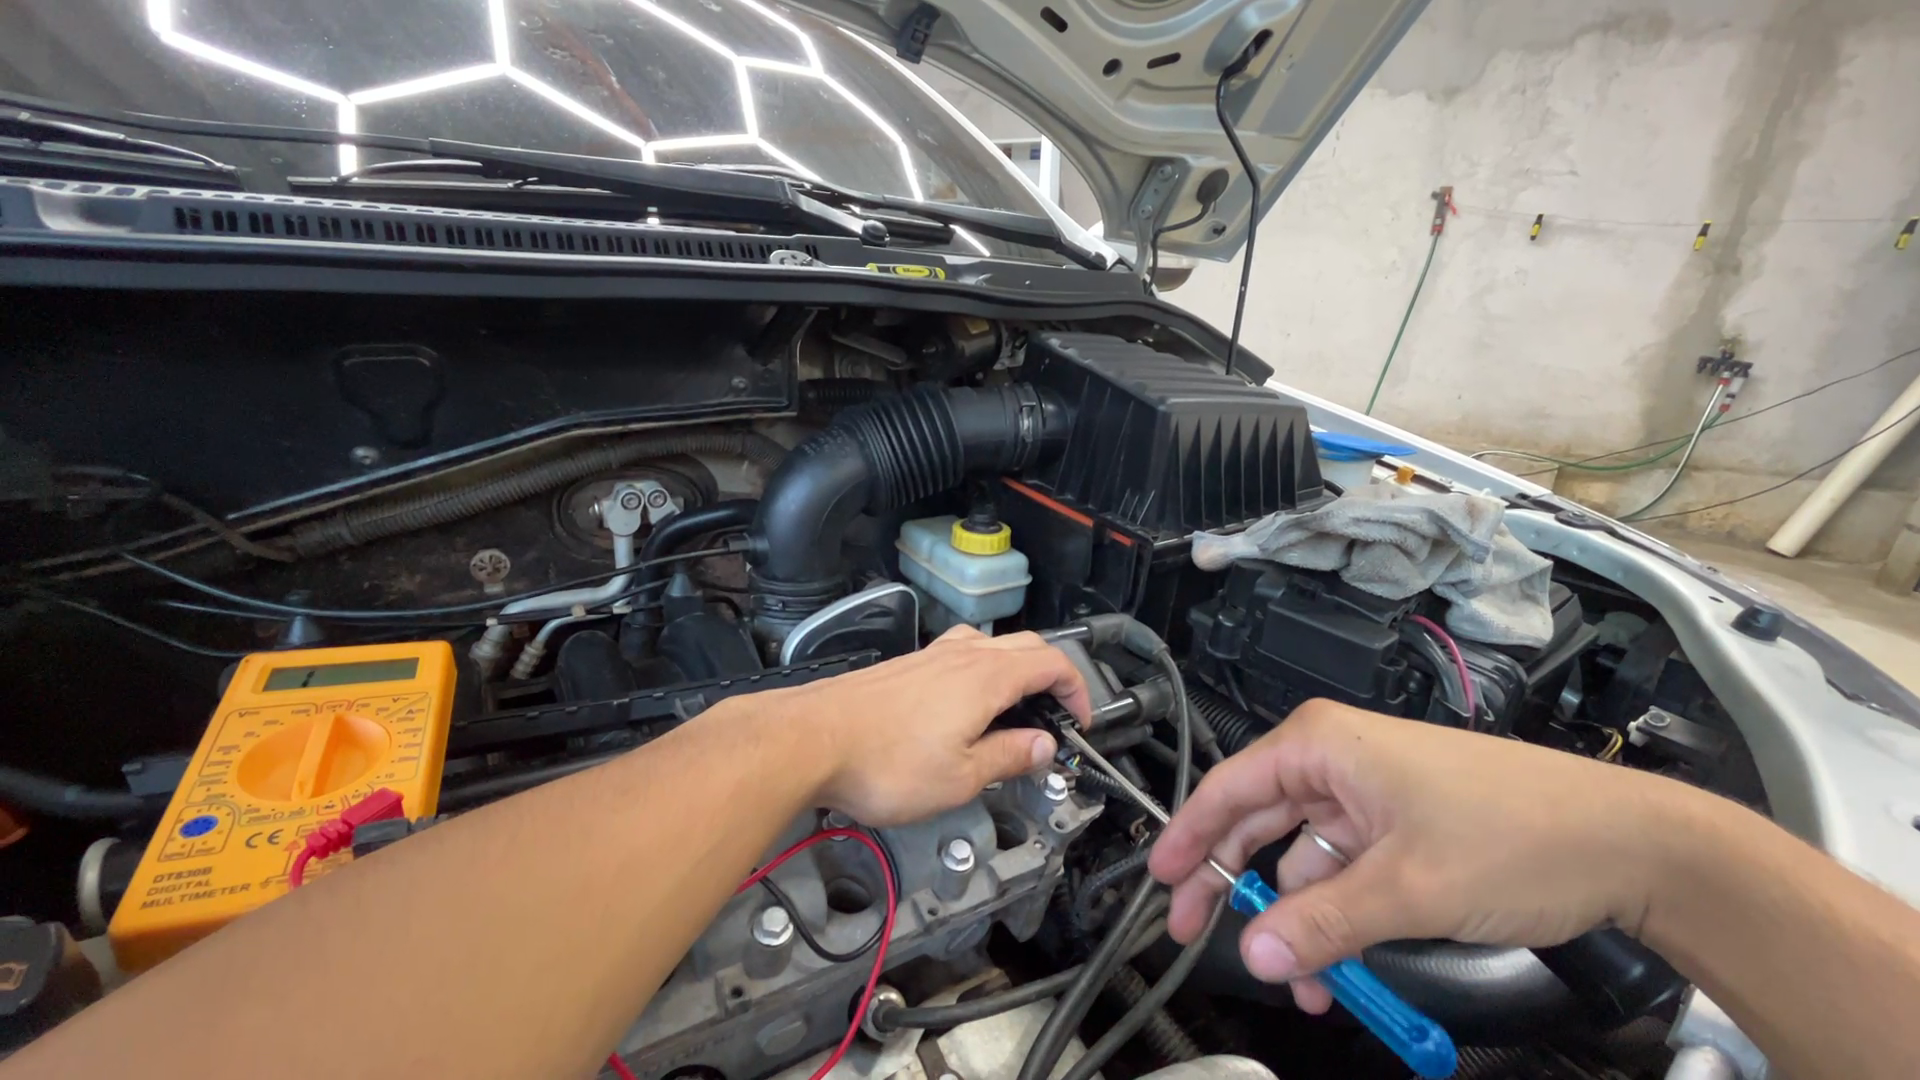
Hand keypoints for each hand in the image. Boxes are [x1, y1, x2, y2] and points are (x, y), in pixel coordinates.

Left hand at [754, 625, 1091, 825]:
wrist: (809, 740)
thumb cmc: (885, 763)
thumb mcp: (960, 777)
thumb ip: (1008, 757)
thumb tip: (1044, 745)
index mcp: (986, 678)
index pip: (1052, 663)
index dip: (1077, 689)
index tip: (1081, 722)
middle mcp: (961, 656)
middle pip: (1025, 646)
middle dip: (1051, 676)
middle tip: (1054, 716)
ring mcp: (929, 657)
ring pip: (989, 646)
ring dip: (1013, 671)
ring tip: (1012, 711)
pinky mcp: (903, 667)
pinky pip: (957, 655)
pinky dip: (979, 673)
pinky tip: (963, 708)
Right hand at [1148, 699, 1689, 1012]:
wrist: (1636, 845)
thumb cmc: (1514, 837)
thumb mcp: (1407, 889)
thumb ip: (1321, 924)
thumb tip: (1253, 957)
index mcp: (1320, 746)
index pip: (1229, 789)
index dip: (1188, 837)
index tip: (1158, 881)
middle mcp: (1334, 760)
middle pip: (1258, 822)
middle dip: (1229, 883)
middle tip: (1190, 930)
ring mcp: (1367, 794)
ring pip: (1302, 858)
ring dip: (1292, 918)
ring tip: (1290, 979)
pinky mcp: (1397, 825)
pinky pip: (1344, 871)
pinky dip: (1334, 917)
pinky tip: (1334, 965)